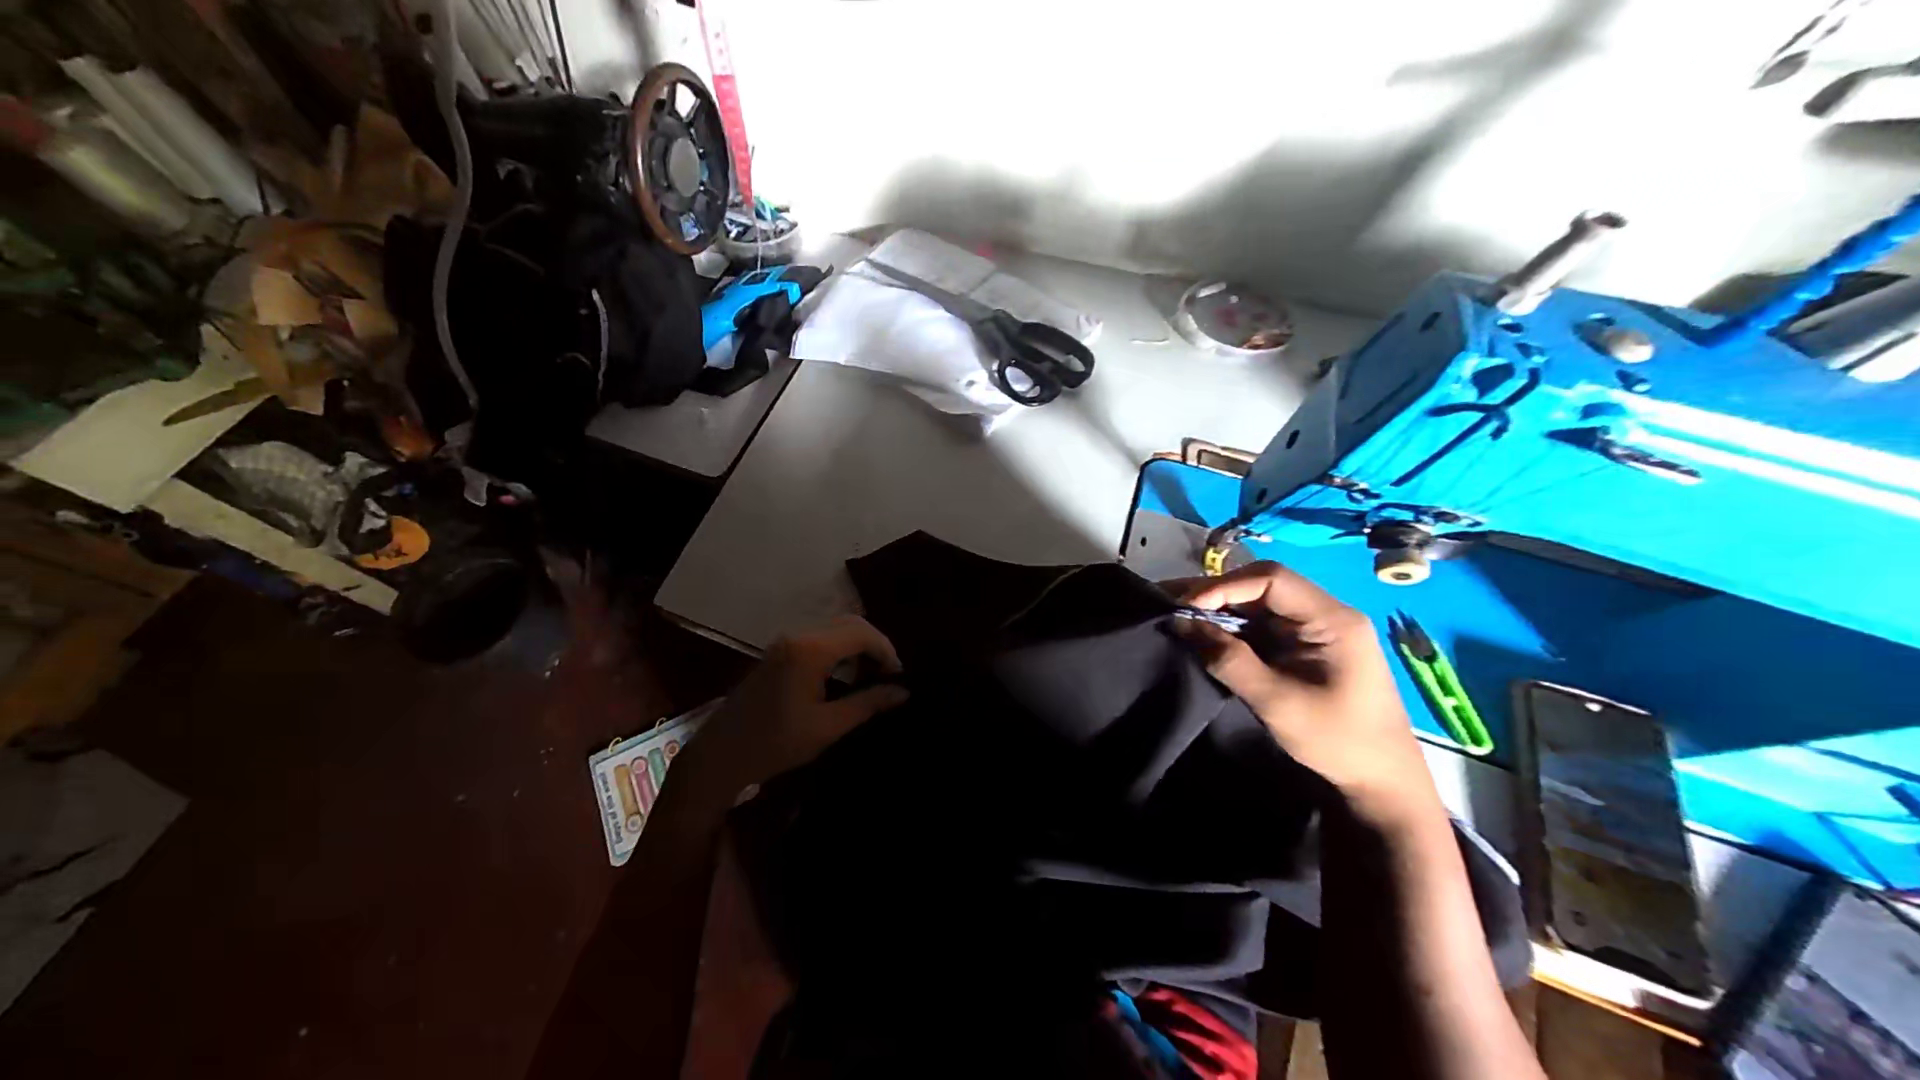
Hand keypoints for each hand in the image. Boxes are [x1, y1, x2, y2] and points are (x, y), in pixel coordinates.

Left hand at [691, 616, 909, 795]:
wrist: (721, 754)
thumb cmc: (775, 743)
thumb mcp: (827, 727)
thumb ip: (867, 704)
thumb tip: (903, 692)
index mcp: (810, 650)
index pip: (861, 633)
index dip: (886, 650)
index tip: (899, 676)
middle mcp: (798, 636)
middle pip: (849, 624)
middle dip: (874, 645)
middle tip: (890, 674)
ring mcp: (785, 642)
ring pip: (834, 629)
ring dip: (857, 646)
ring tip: (872, 676)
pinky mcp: (779, 651)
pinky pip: (818, 638)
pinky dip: (839, 650)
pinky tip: (846, 676)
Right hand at [1172, 562, 1439, 824]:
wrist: (1380, 781)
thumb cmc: (1336, 740)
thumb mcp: (1276, 701)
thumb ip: (1228, 660)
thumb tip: (1181, 624)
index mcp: (1332, 619)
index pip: (1271, 579)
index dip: (1224, 586)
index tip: (1186, 607)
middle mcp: (1325, 613)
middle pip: (1262, 585)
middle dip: (1215, 593)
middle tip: (1168, 603)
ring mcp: (1314, 629)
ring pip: (1258, 603)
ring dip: (1219, 609)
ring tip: (1177, 615)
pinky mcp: (1304, 646)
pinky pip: (1262, 624)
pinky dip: (1231, 626)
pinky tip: (1202, 632)